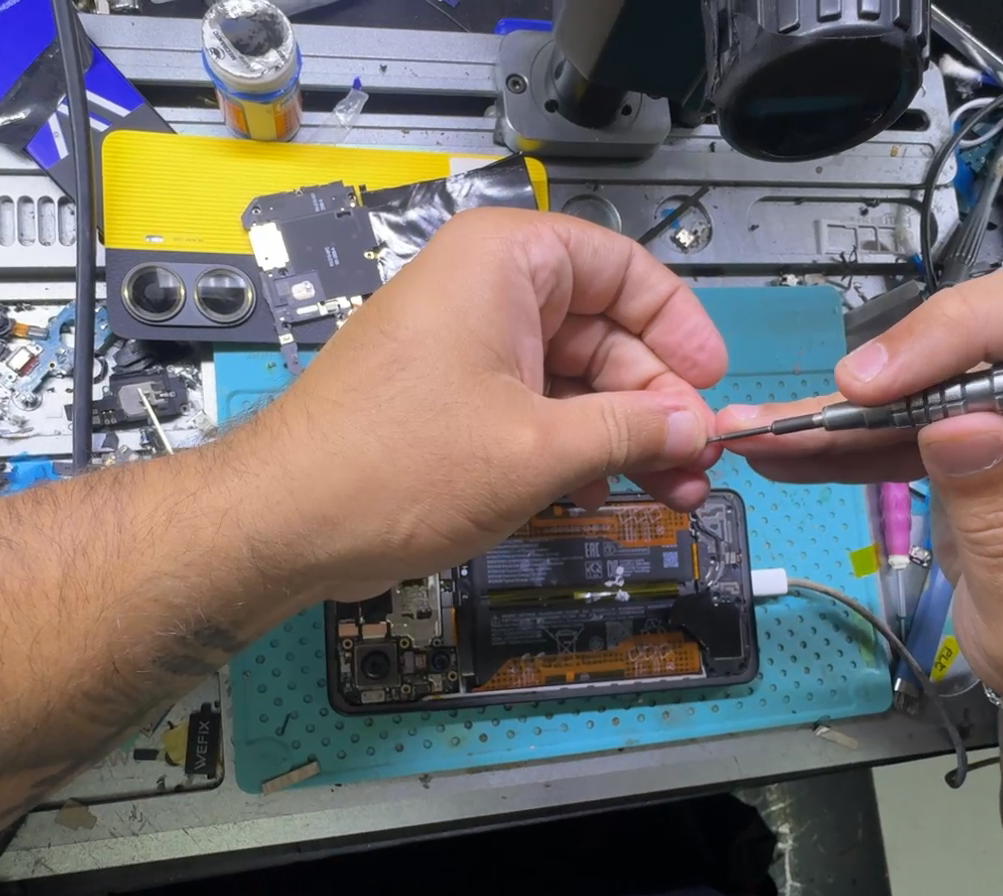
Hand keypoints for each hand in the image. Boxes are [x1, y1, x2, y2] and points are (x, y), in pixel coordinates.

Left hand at [235, 207, 726, 600]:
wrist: (290, 525)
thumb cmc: (399, 467)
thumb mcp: (539, 448)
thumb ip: (630, 430)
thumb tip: (692, 426)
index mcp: (504, 264)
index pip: (622, 270)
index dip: (677, 327)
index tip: (712, 380)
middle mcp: (484, 295)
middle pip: (601, 335)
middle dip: (654, 403)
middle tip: (697, 462)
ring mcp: (465, 351)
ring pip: (570, 383)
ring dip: (620, 437)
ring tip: (667, 489)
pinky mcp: (452, 403)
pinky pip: (532, 413)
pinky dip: (570, 450)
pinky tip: (600, 490)